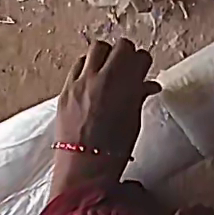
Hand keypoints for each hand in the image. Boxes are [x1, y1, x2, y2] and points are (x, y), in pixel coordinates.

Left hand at [53, 39, 158, 192]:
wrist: (84, 168)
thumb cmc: (114, 150)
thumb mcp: (133, 121)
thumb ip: (138, 96)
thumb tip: (147, 85)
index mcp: (123, 86)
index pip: (138, 56)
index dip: (142, 62)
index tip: (142, 70)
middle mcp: (100, 78)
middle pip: (117, 46)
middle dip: (125, 54)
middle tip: (127, 68)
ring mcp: (80, 82)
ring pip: (94, 50)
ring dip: (104, 56)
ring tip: (107, 72)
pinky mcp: (65, 90)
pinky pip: (77, 66)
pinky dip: (86, 68)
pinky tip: (91, 82)